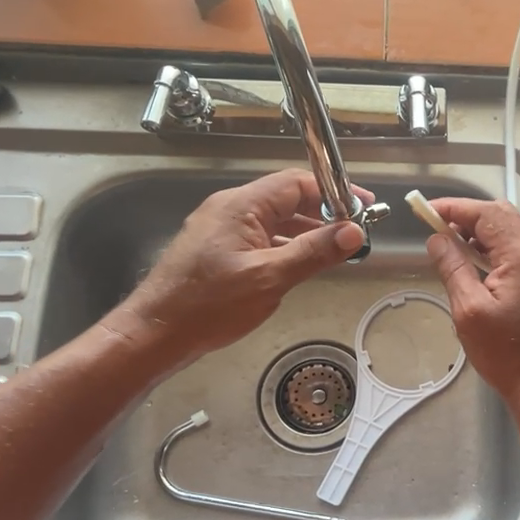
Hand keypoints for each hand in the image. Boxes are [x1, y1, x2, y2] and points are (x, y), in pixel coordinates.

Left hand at [105, 169, 367, 363]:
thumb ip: (314, 253)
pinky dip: (289, 246)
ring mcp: (223, 231)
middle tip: (357, 232)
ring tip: (339, 251)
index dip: (333, 193)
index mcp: (240, 206)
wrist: (155, 335)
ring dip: (308, 232)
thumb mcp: (269, 279)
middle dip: (324, 214)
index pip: (296, 184)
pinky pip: (263, 239)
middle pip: (287, 199)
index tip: (364, 208)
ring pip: (277, 221)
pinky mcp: (220, 252)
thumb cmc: (209, 305)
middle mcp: (231, 210)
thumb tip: (355, 232)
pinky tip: (305, 264)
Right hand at [425, 198, 519, 401]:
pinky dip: (494, 245)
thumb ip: (453, 268)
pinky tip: (473, 260)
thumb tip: (437, 240)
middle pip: (502, 215)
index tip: (426, 210)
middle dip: (468, 215)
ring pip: (511, 230)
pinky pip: (517, 249)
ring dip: (481, 230)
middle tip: (437, 225)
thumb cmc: (504, 352)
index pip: (487, 214)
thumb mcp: (468, 310)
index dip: (455, 208)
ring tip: (450, 242)